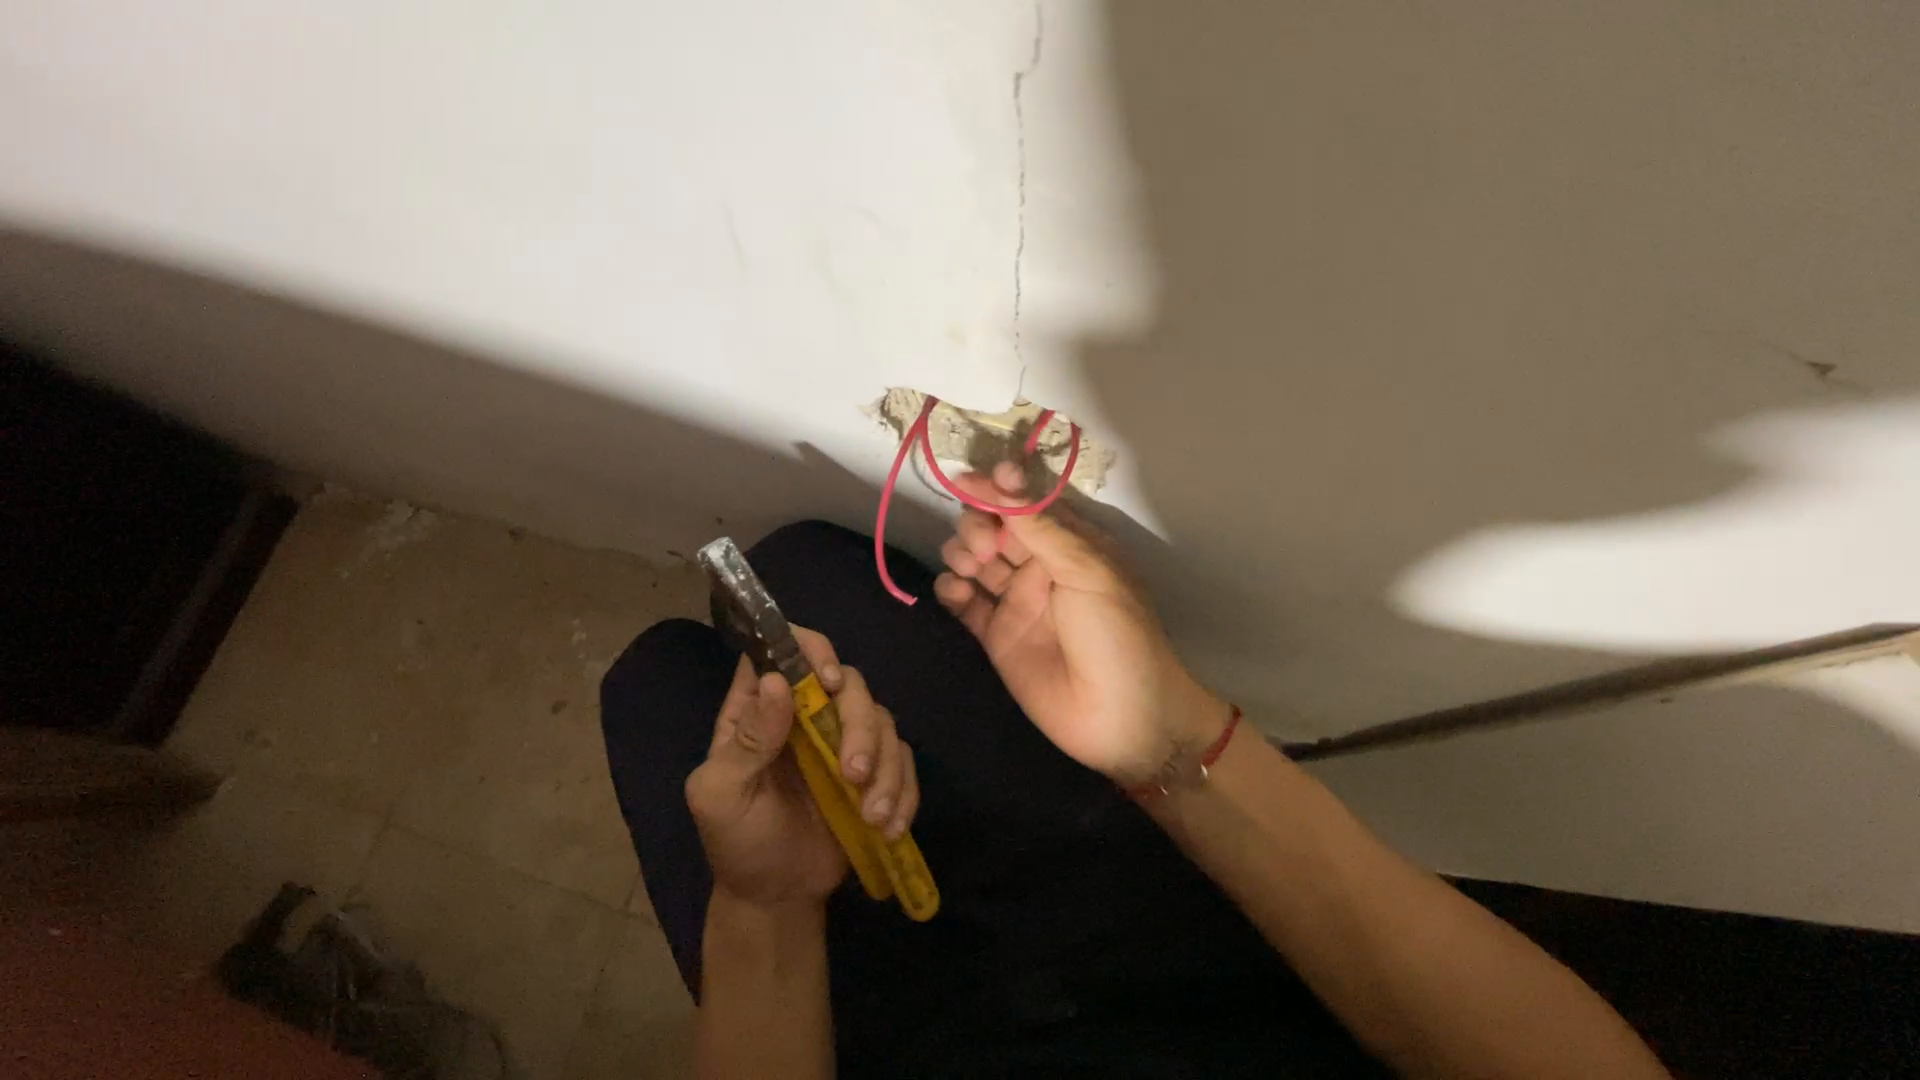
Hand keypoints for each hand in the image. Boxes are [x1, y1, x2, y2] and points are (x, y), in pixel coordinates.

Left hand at [684, 627, 920, 906]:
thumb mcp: (720, 795)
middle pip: (848, 683)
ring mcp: (843, 741)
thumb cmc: (736, 841)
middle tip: (853, 774)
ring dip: (886, 766)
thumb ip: (747, 741)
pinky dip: (903, 790)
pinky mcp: (875, 771)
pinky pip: (904, 760)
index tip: (827, 679)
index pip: (782, 651)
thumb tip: (778, 681)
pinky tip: (888, 827)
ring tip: (873, 815)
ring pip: (882, 719)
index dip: (808, 648)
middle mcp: (805, 714)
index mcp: (760, 709)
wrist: (776, 895)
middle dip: (859, 724)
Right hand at [934, 463, 1231, 783]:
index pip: (1025, 501)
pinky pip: (962, 601)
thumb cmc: (1117, 634)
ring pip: (972, 557)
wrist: (1122, 719)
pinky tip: (958, 592)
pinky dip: (951, 589)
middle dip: (977, 523)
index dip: (997, 487)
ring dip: (961, 551)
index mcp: (1071, 542)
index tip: (971, 481)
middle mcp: (1040, 565)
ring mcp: (1015, 601)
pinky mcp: (995, 636)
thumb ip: (1040, 524)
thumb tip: (1002, 474)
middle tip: (986, 547)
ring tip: (972, 569)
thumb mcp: (1088, 570)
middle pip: (991, 525)